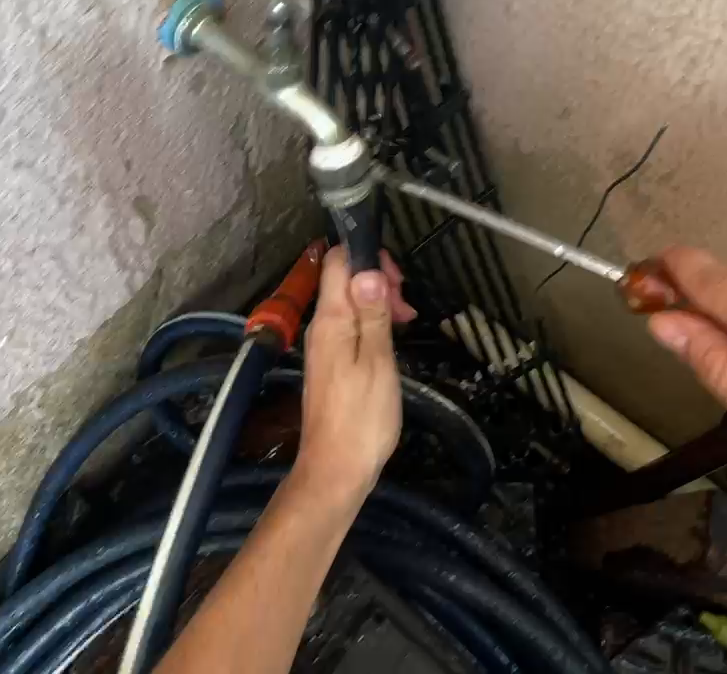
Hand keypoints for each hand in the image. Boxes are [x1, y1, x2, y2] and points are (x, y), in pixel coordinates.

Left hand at [294, 247, 415, 504]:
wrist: (336, 470)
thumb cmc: (362, 418)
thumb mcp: (377, 362)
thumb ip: (372, 314)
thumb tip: (368, 270)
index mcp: (330, 319)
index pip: (337, 262)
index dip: (367, 256)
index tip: (397, 279)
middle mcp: (321, 325)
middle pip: (344, 278)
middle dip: (378, 279)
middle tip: (406, 307)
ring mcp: (323, 343)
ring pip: (349, 301)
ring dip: (379, 301)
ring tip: (406, 321)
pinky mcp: (330, 360)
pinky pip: (350, 323)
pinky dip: (372, 321)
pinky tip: (390, 338)